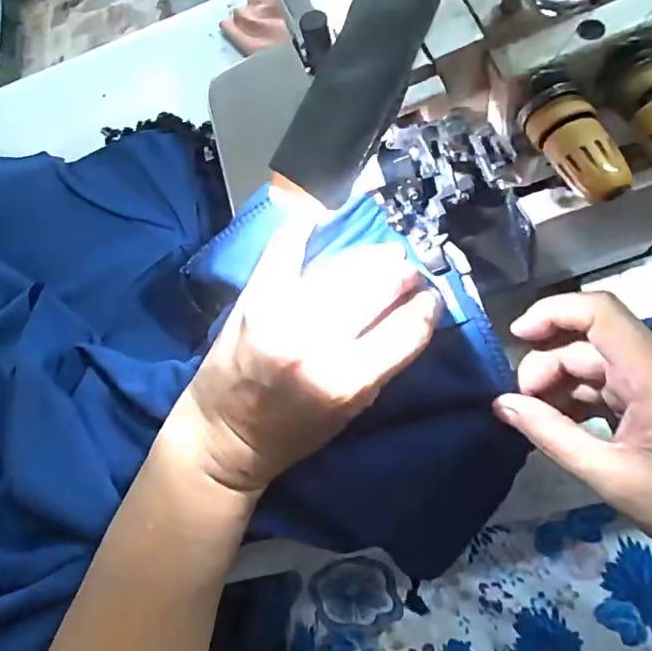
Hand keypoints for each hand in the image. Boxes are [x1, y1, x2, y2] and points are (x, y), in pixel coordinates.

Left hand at [175, 217, 441, 493]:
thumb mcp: (350, 412)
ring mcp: (282, 311)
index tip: (430, 297)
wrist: (222, 433)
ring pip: (342, 266)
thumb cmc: (292, 432)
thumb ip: (381, 363)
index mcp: (346, 381)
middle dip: (401, 274)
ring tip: (380, 255)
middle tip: (406, 271)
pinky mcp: (255, 295)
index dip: (427, 307)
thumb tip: (409, 312)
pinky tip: (320, 217)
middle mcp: (315, 342)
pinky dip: (303, 228)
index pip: (406, 329)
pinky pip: (285, 247)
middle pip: (378, 287)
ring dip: (368, 256)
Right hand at [493, 292, 651, 582]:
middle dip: (549, 366)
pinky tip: (572, 428)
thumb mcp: (614, 478)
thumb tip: (501, 404)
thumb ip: (551, 435)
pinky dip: (592, 400)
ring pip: (605, 365)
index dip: (550, 313)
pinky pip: (624, 385)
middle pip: (592, 343)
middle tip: (522, 408)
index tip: (515, 338)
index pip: (598, 310)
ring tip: (541, 422)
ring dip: (567, 386)